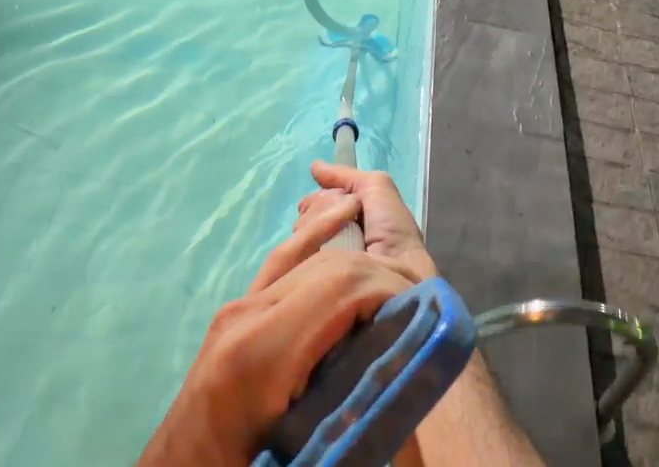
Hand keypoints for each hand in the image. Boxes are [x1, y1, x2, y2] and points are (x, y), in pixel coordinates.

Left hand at [137, 196, 417, 466]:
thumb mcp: (303, 453)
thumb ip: (356, 412)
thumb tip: (415, 376)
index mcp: (261, 352)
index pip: (341, 286)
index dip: (390, 291)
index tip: (422, 318)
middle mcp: (248, 315)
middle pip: (331, 267)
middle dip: (381, 277)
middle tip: (417, 310)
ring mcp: (238, 309)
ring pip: (310, 257)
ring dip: (357, 260)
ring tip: (398, 279)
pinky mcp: (236, 313)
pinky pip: (282, 260)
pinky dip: (316, 235)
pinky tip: (341, 215)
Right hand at [300, 160, 436, 280]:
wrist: (398, 270)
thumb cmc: (392, 228)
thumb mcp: (376, 188)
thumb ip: (345, 176)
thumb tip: (314, 166)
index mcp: (340, 220)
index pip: (312, 204)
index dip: (317, 200)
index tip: (325, 201)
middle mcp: (326, 239)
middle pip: (304, 217)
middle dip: (317, 212)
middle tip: (338, 221)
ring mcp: (318, 261)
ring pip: (298, 235)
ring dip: (313, 228)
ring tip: (336, 237)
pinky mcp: (311, 280)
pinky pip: (297, 257)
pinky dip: (306, 247)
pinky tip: (321, 249)